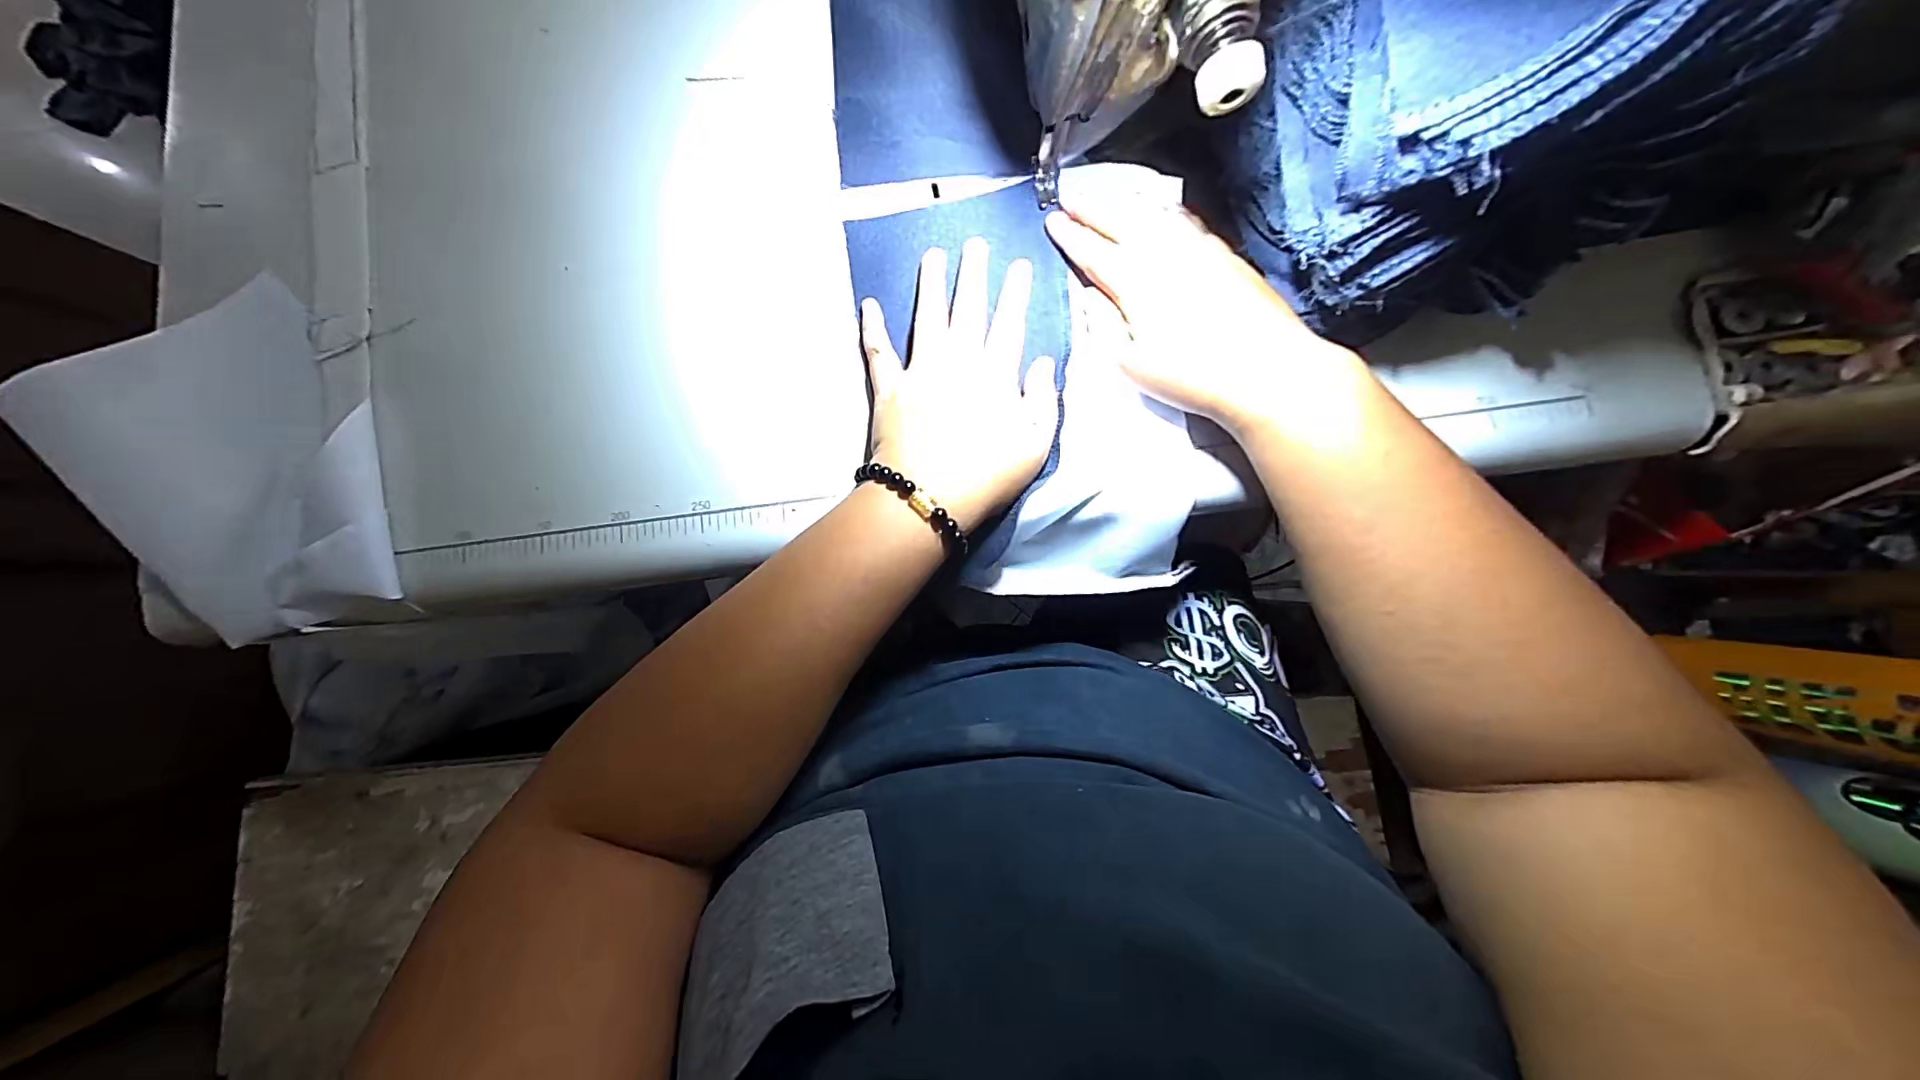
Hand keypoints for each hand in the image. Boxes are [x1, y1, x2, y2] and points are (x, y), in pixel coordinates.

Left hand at [862, 237, 1058, 531]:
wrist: (926, 496)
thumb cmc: (987, 477)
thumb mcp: (1035, 445)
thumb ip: (1044, 400)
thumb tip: (1044, 363)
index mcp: (996, 375)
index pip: (1009, 323)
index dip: (1015, 293)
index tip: (1018, 265)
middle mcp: (958, 362)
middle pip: (968, 308)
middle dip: (973, 273)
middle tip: (976, 244)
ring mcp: (921, 372)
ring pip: (927, 317)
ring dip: (931, 284)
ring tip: (933, 255)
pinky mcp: (890, 388)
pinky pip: (879, 352)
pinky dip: (873, 328)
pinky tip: (869, 305)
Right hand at [1043, 192, 1364, 434]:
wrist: (1266, 370)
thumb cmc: (1197, 375)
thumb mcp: (1133, 363)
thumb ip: (1105, 326)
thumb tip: (1090, 300)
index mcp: (1136, 283)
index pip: (1093, 251)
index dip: (1070, 235)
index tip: (1054, 222)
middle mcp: (1166, 257)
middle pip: (1121, 222)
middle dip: (1091, 207)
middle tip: (1070, 195)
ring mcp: (1198, 252)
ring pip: (1154, 215)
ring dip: (1126, 203)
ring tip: (1110, 196)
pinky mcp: (1224, 257)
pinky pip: (1185, 221)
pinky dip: (1165, 211)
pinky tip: (1163, 212)